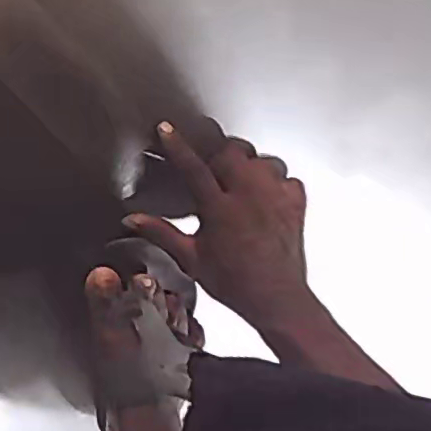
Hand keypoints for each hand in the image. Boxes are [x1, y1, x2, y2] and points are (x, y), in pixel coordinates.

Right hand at [124, 120, 315, 330]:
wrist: (278, 302)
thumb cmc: (235, 284)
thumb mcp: (191, 258)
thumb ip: (161, 233)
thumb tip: (134, 220)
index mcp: (220, 210)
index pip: (194, 168)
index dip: (176, 145)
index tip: (166, 129)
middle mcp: (249, 198)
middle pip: (233, 152)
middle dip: (221, 153)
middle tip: (214, 165)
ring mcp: (275, 200)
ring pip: (264, 160)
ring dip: (251, 165)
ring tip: (242, 178)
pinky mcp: (296, 206)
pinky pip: (288, 177)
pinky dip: (278, 181)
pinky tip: (268, 193)